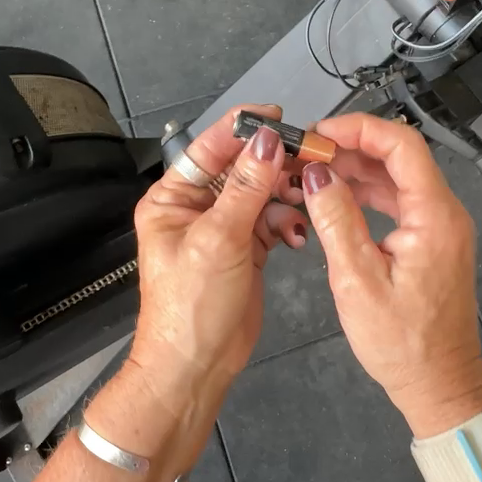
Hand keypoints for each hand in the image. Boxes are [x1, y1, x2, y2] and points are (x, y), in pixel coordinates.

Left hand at [128, 104, 307, 390]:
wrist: (196, 367)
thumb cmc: (191, 303)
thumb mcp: (219, 238)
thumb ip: (247, 187)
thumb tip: (267, 140)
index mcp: (173, 198)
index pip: (208, 150)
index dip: (240, 130)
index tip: (276, 115)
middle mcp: (196, 207)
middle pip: (240, 169)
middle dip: (273, 164)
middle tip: (308, 158)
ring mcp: (223, 228)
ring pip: (261, 193)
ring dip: (284, 195)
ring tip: (304, 200)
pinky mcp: (246, 248)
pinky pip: (271, 221)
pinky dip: (286, 223)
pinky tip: (296, 234)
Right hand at [300, 114, 481, 436]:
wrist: (439, 385)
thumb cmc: (402, 345)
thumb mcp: (357, 281)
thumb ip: (336, 220)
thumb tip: (318, 175)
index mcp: (435, 217)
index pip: (402, 145)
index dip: (359, 129)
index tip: (321, 133)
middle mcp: (445, 213)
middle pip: (399, 157)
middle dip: (351, 148)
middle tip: (307, 154)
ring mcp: (440, 226)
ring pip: (397, 177)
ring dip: (356, 170)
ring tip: (313, 173)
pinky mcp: (431, 240)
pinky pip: (399, 201)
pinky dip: (367, 193)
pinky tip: (335, 198)